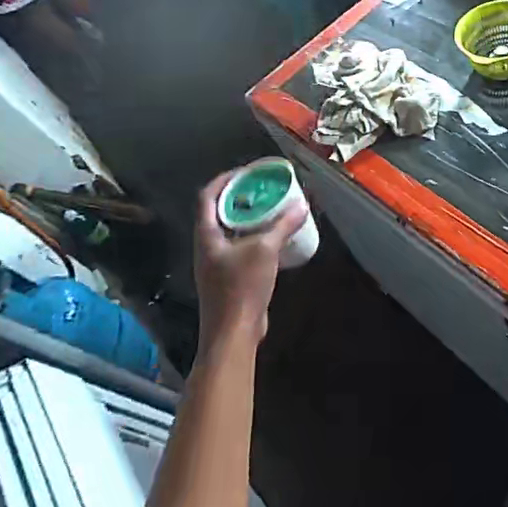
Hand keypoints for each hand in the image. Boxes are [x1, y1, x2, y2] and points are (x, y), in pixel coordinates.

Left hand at [194, 169, 309, 351]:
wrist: (233, 334)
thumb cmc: (242, 287)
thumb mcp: (265, 250)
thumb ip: (282, 226)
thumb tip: (301, 206)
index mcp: (207, 235)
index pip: (207, 196)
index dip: (223, 180)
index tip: (244, 172)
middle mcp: (206, 247)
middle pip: (217, 213)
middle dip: (238, 198)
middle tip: (260, 189)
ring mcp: (215, 264)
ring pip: (228, 232)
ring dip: (246, 220)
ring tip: (268, 210)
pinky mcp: (227, 279)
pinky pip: (238, 249)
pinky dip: (252, 239)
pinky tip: (272, 240)